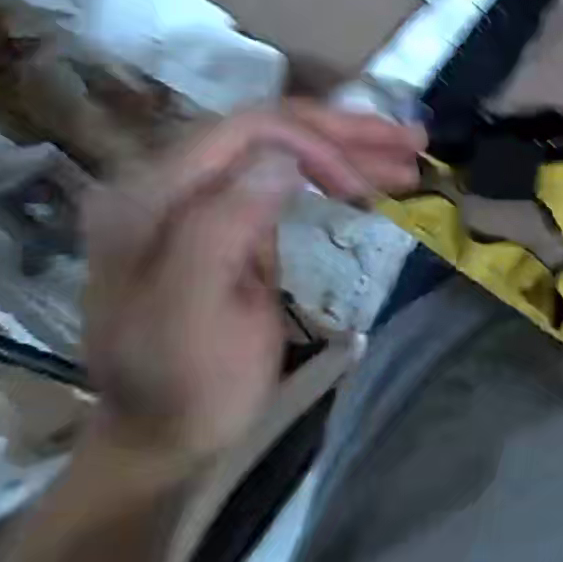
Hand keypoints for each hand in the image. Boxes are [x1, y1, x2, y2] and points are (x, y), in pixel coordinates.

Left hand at [79, 103, 424, 467]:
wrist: (168, 433)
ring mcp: (201, 198)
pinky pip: (292, 171)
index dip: (316, 144)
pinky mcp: (229, 214)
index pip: (248, 131)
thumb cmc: (187, 378)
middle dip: (348, 133)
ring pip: (290, 145)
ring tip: (413, 154)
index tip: (362, 189)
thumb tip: (281, 158)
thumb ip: (222, 228)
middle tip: (414, 143)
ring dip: (354, 146)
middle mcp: (170, 184)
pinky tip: (378, 174)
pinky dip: (340, 167)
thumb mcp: (195, 312)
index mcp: (149, 199)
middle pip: (274, 129)